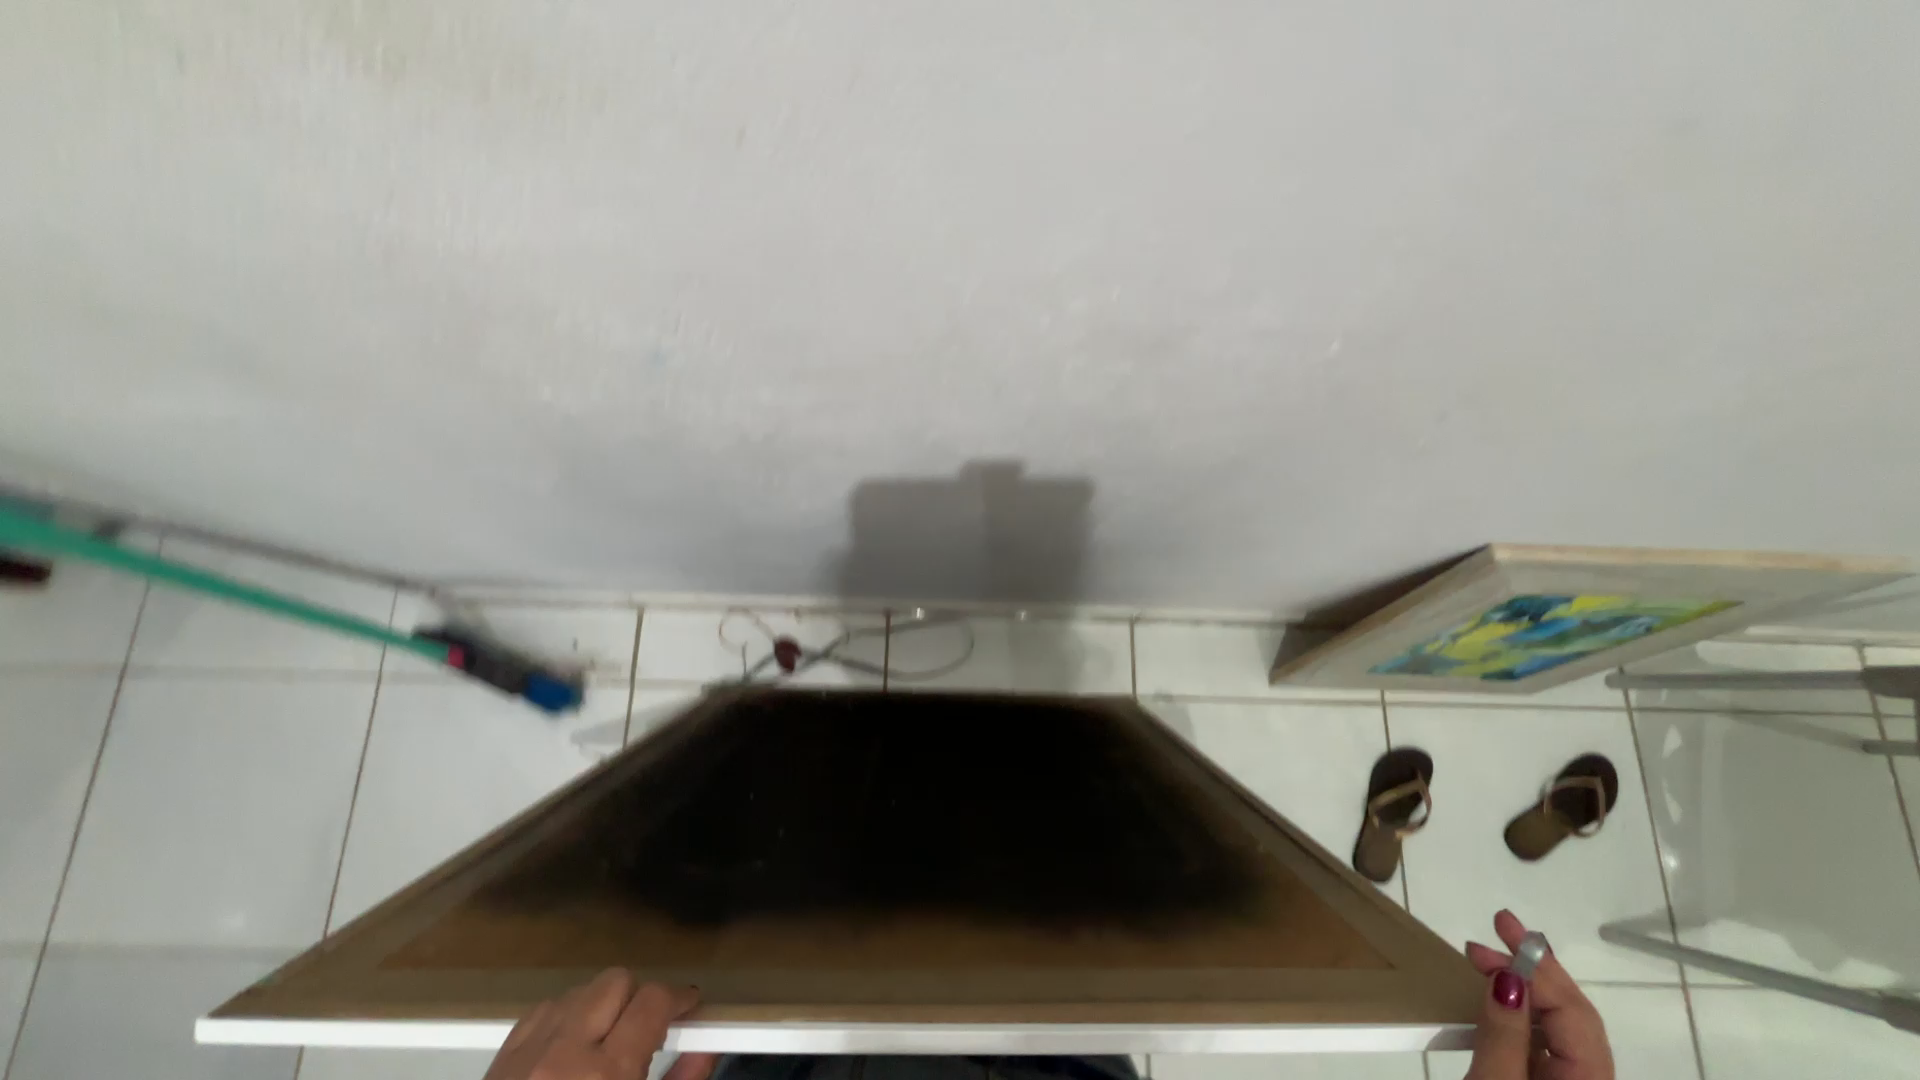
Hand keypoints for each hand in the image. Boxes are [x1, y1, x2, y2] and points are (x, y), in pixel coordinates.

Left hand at [483, 969, 713, 1079]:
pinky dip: (565, 1020)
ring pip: (579, 991)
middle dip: (639, 1000)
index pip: (653, 1000)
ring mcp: (525, 1056)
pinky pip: (543, 1011)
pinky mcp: (500, 1062)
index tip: (688, 1010)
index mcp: (604, 1075)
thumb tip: (705, 1048)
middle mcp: (562, 1054)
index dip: (679, 999)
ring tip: (608, 1044)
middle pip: (617, 981)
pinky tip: (572, 1051)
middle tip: (648, 1031)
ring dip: (601, 1008)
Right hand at [1462, 911, 1613, 1079]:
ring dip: (1531, 984)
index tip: (1478, 948)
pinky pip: (1550, 1041)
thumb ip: (1503, 1037)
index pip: (1572, 1012)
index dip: (1531, 972)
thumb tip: (1505, 977)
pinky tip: (1506, 996)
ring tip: (1496, 953)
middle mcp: (1594, 1079)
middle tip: (1499, 921)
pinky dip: (1527, 1010)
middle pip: (1575, 1014)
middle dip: (1537, 966)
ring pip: (1564, 1026)